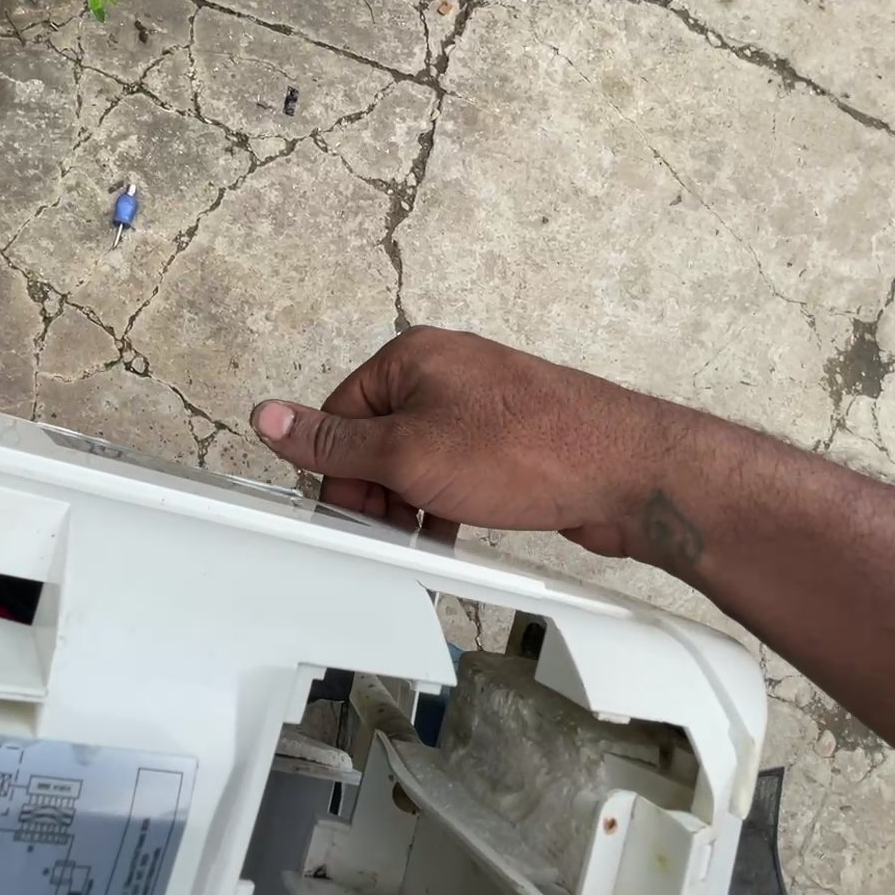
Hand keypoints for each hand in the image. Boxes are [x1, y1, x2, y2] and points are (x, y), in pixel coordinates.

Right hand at [249, 326, 687, 553]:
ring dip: (407, 501)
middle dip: (375, 489)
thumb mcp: (407, 453)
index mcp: (411, 359)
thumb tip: (266, 416)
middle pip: (375, 437)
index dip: (336, 470)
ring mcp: (477, 405)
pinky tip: (447, 532)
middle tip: (389, 528)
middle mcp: (442, 373)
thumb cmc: (524, 450)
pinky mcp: (504, 437)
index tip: (347, 514)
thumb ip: (332, 442)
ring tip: (420, 536)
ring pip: (414, 458)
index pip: (340, 414)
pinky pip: (450, 468)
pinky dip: (440, 501)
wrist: (628, 473)